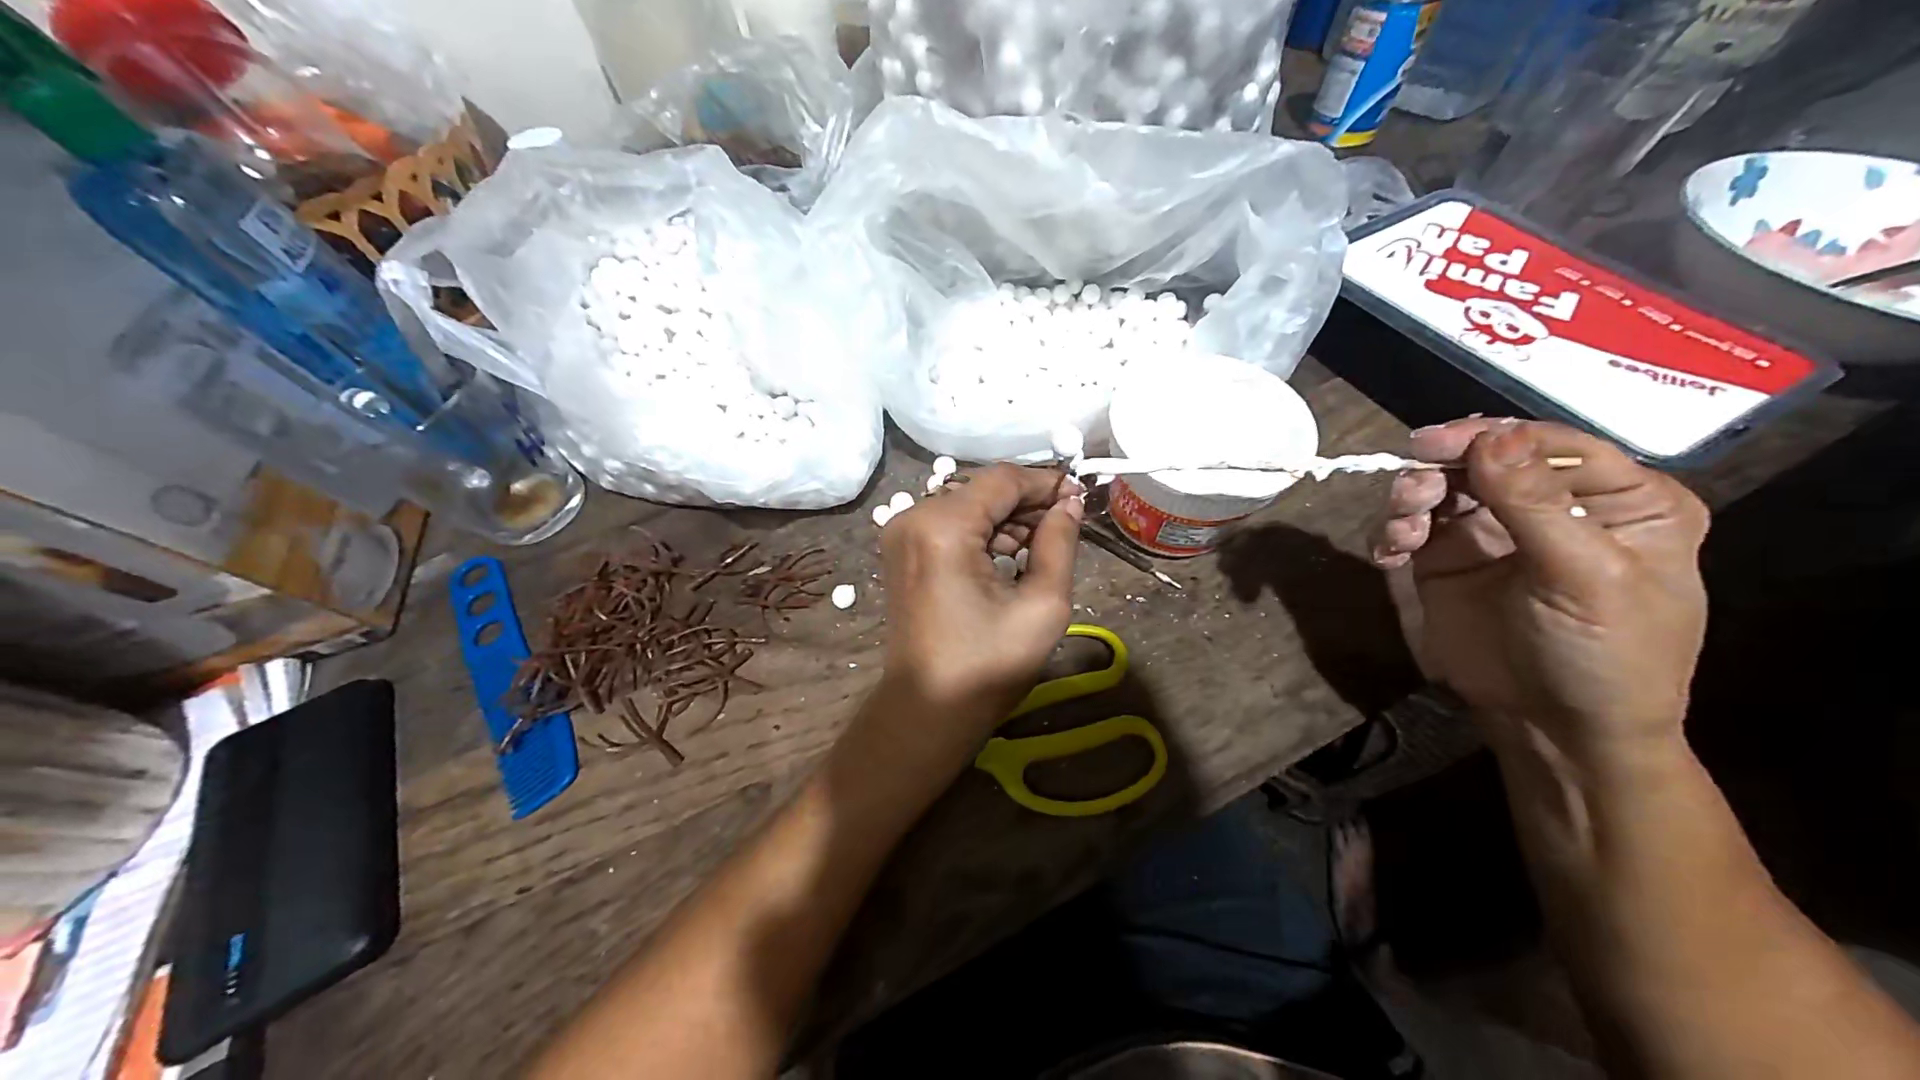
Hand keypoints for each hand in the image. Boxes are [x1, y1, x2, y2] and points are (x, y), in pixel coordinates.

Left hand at [878, 465, 1084, 737]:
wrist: (927, 710)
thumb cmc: (987, 665)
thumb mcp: (1042, 605)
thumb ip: (1059, 543)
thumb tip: (1069, 504)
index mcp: (942, 527)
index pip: (1002, 480)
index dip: (1045, 483)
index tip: (1080, 498)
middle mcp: (913, 519)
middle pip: (982, 490)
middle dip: (1027, 502)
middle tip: (1067, 525)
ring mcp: (902, 535)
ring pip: (967, 505)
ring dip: (1007, 519)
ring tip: (1044, 546)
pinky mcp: (902, 552)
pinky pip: (950, 525)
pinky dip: (983, 534)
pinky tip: (1012, 556)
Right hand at [1373, 420, 1709, 761]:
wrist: (1557, 731)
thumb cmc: (1605, 654)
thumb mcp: (1585, 576)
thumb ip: (1537, 504)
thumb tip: (1490, 436)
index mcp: (1619, 501)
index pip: (1551, 445)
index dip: (1493, 437)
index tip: (1435, 443)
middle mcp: (1552, 507)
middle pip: (1484, 461)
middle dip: (1442, 469)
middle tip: (1412, 490)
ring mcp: (1493, 533)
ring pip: (1441, 490)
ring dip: (1412, 500)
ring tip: (1403, 531)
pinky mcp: (1445, 562)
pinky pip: (1411, 530)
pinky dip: (1393, 533)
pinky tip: (1390, 553)